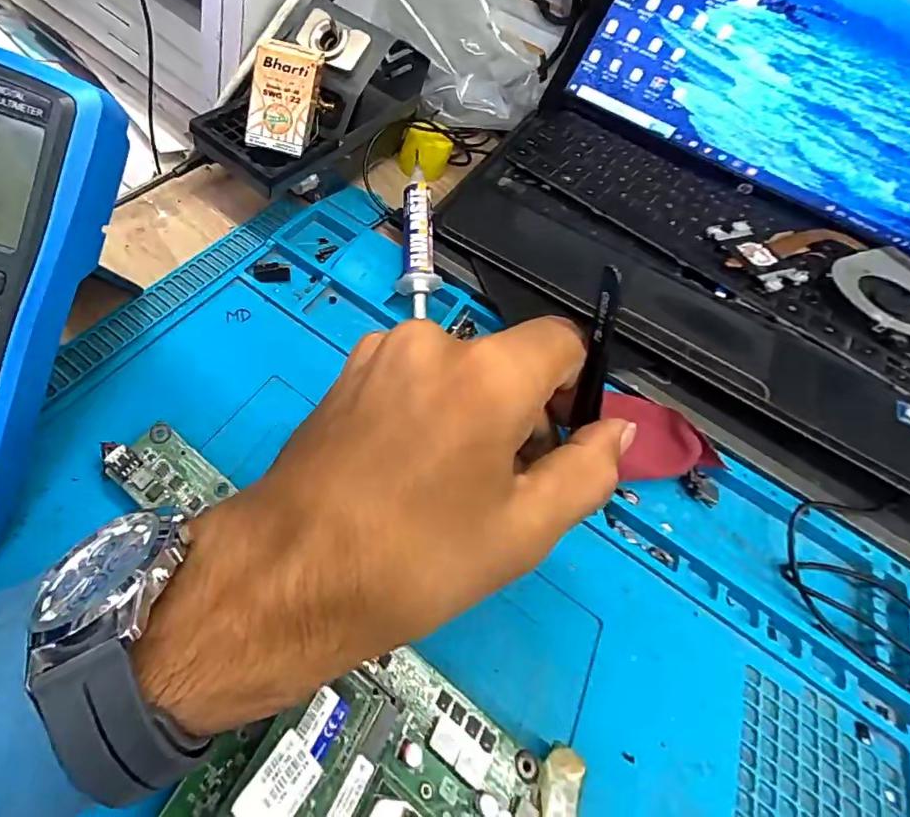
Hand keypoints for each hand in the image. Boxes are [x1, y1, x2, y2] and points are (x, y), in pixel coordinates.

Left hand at [129, 317, 634, 734]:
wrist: (293, 568)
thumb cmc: (417, 559)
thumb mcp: (523, 530)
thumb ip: (587, 470)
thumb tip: (616, 429)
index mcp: (486, 372)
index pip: (562, 341)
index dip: (573, 389)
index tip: (557, 442)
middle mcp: (433, 340)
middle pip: (506, 358)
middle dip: (519, 407)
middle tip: (500, 480)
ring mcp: (381, 348)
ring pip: (458, 366)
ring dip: (471, 407)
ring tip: (444, 478)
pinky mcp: (348, 367)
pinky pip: (413, 372)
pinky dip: (427, 403)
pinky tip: (403, 461)